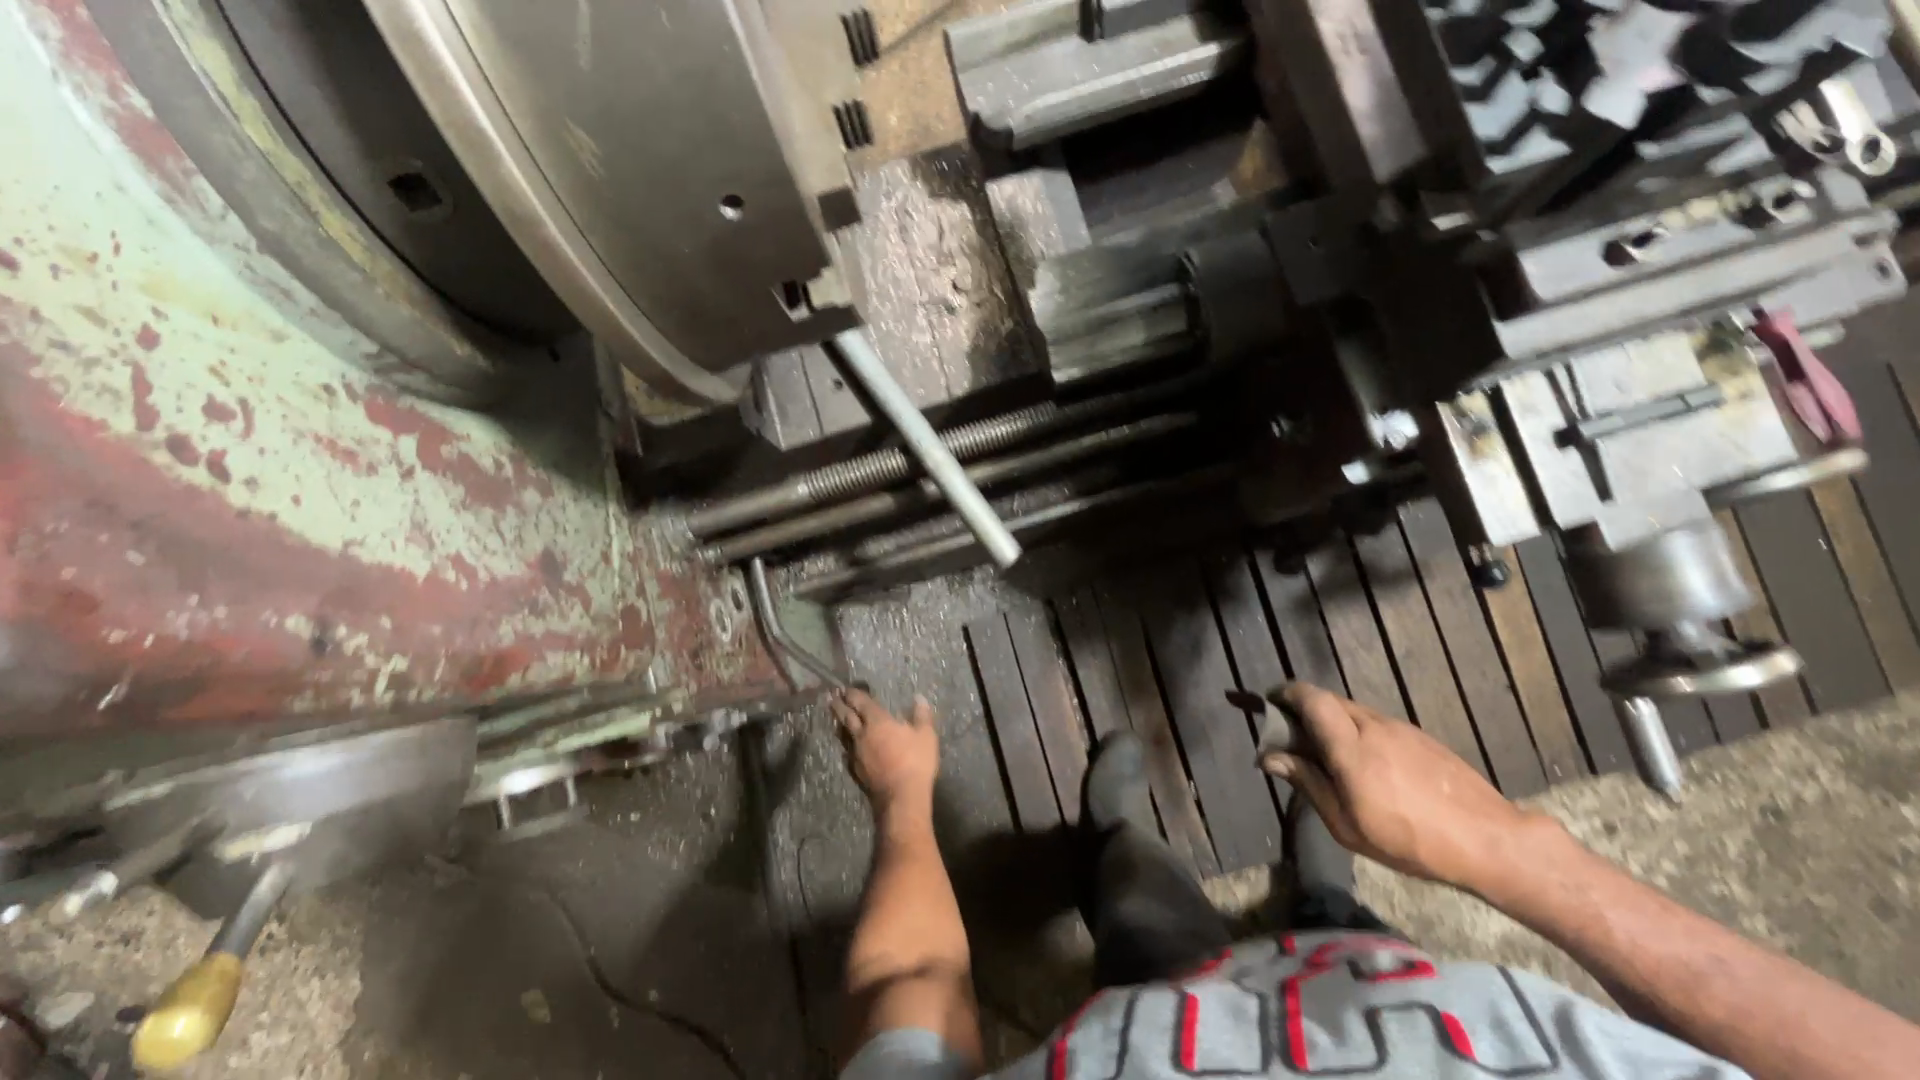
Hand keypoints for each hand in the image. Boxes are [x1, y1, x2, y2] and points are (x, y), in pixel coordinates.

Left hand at [832, 688, 939, 818]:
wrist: (900, 797)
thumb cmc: (916, 761)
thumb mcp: (926, 736)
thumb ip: (922, 716)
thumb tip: (919, 698)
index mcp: (878, 722)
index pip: (861, 703)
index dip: (853, 694)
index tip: (845, 688)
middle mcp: (862, 735)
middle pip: (846, 717)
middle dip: (839, 705)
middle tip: (831, 697)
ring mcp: (856, 754)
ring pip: (844, 736)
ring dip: (839, 725)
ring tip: (836, 719)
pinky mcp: (856, 771)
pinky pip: (847, 754)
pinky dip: (846, 747)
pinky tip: (847, 749)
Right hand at [1260, 682, 1556, 891]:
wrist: (1488, 840)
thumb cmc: (1409, 840)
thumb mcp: (1346, 824)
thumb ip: (1307, 783)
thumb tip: (1271, 757)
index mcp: (1351, 747)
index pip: (1310, 698)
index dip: (1286, 694)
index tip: (1269, 704)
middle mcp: (1374, 726)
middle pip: (1329, 701)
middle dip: (1304, 711)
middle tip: (1293, 739)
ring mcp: (1402, 729)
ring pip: (1354, 712)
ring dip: (1333, 723)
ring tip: (1330, 758)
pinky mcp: (1421, 738)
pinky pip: (1378, 725)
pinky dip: (1359, 733)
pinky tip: (1368, 767)